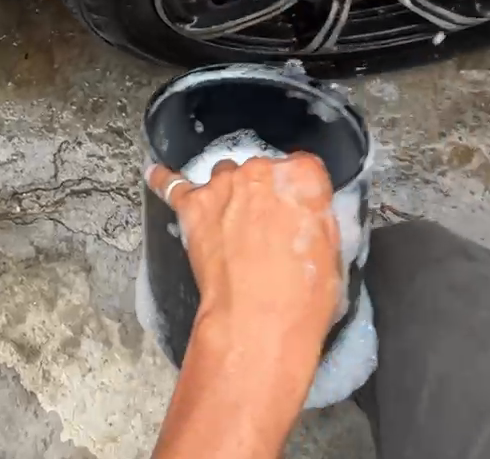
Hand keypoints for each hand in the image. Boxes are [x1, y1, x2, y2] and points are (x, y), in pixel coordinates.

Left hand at [148, 153, 342, 357]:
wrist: (258, 321)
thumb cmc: (304, 295)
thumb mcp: (333, 251)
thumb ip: (316, 215)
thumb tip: (306, 209)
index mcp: (302, 176)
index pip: (304, 168)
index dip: (300, 191)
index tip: (298, 210)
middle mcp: (259, 170)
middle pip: (261, 170)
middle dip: (264, 193)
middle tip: (268, 228)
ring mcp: (222, 184)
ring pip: (225, 175)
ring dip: (228, 192)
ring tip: (231, 224)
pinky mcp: (192, 204)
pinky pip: (173, 184)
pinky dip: (165, 180)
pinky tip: (156, 174)